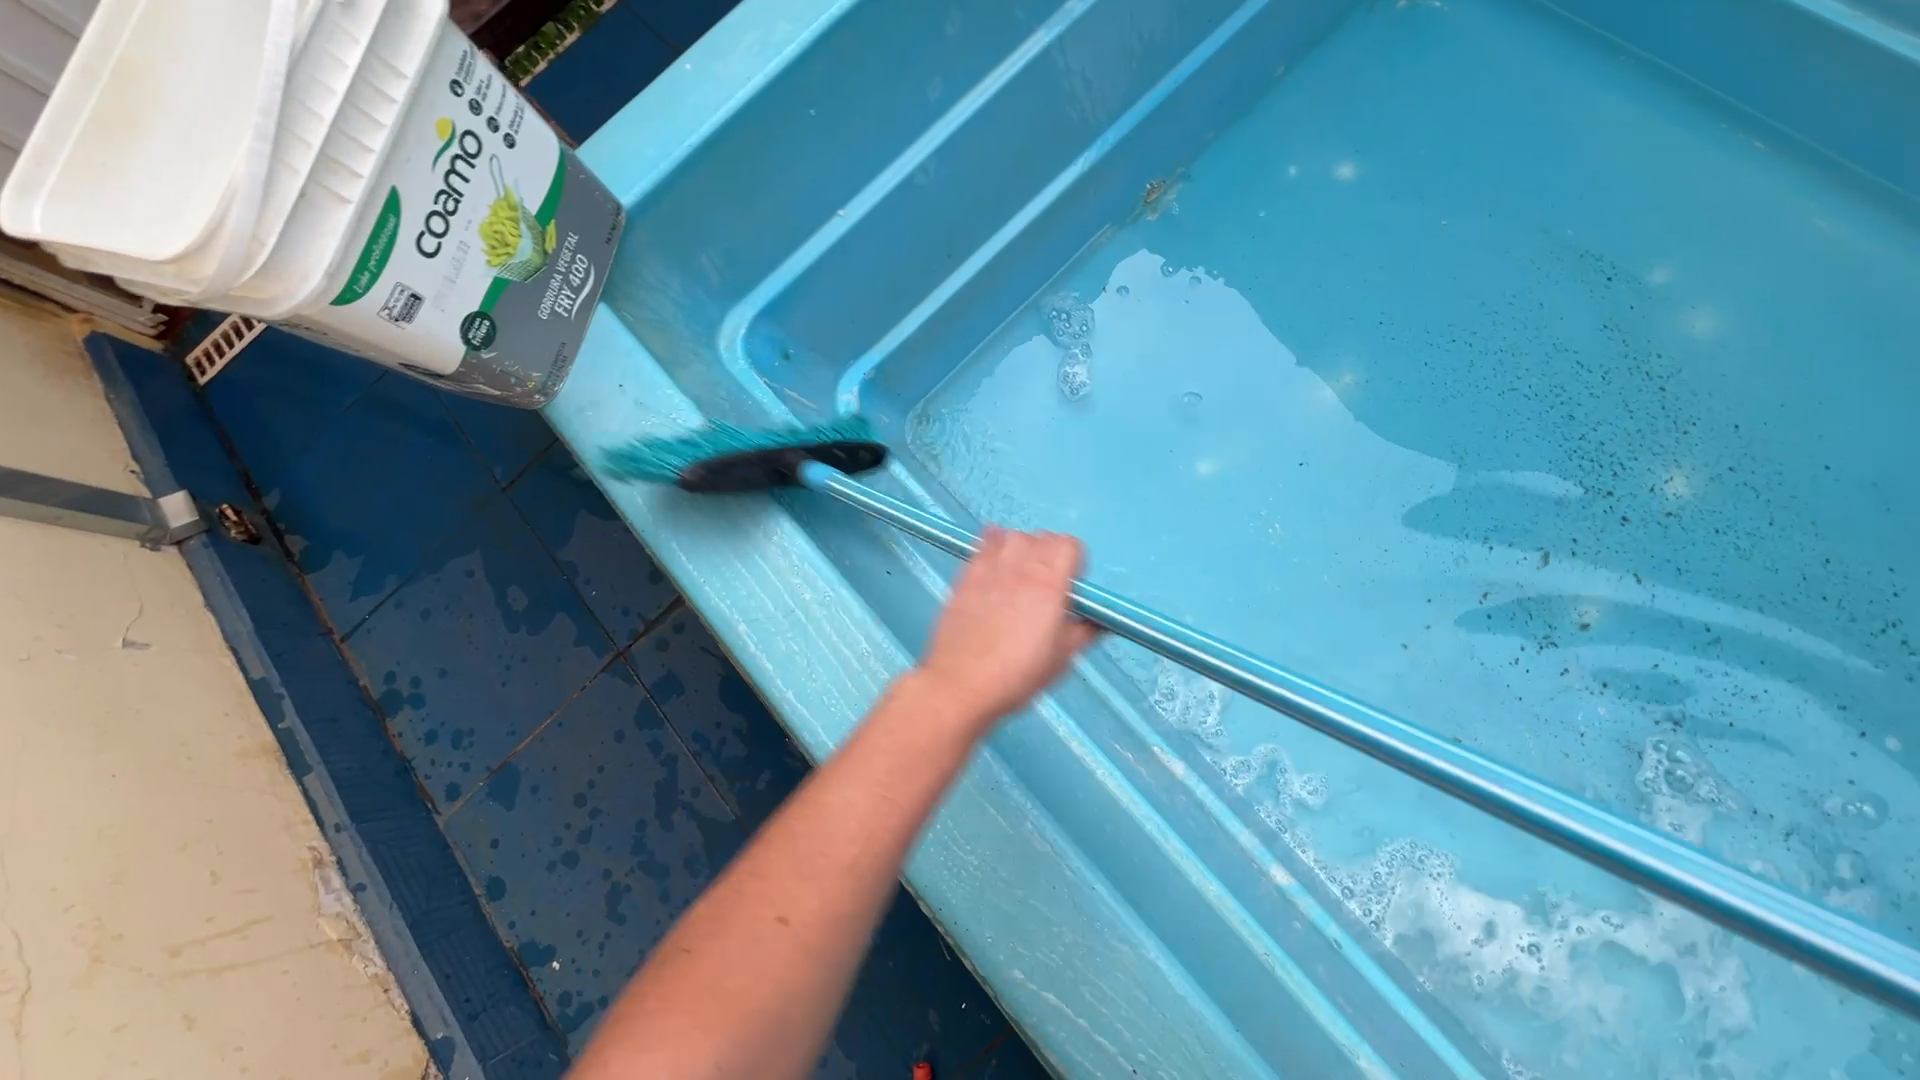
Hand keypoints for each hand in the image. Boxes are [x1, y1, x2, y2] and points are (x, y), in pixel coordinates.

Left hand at [914, 527, 1098, 731]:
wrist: (961, 683)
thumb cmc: (1018, 674)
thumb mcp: (1062, 658)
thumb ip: (1084, 632)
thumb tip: (1101, 620)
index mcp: (1049, 584)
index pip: (1069, 544)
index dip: (1074, 561)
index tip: (1071, 585)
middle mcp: (1020, 567)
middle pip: (1042, 537)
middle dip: (1050, 553)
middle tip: (1048, 583)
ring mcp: (990, 568)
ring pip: (1013, 536)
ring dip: (1022, 548)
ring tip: (1021, 573)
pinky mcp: (966, 575)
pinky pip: (983, 543)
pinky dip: (993, 545)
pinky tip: (995, 563)